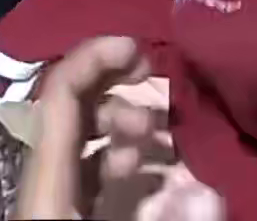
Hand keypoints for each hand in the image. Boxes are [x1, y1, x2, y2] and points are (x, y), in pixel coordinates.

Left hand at [17, 36, 213, 220]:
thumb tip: (210, 192)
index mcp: (48, 189)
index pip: (59, 94)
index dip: (98, 56)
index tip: (145, 52)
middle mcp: (47, 186)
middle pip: (76, 108)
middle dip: (125, 95)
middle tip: (165, 106)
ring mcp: (57, 204)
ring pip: (87, 141)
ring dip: (132, 131)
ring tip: (169, 145)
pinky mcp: (69, 220)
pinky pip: (95, 175)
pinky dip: (129, 165)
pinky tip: (161, 181)